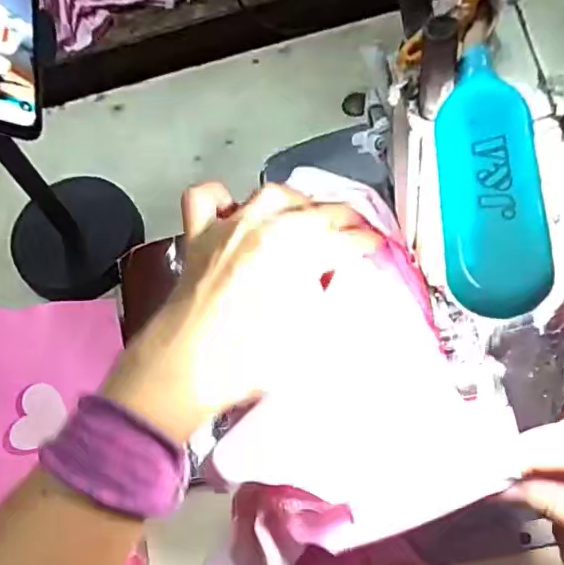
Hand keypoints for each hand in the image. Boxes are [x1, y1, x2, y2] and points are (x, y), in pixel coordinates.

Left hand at [102, 182, 382, 442]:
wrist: (188, 369)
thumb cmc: (245, 363)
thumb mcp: (306, 335)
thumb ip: (324, 299)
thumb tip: (330, 284)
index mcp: (297, 252)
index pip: (344, 238)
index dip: (365, 242)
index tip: (375, 246)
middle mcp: (263, 229)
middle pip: (312, 209)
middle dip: (340, 217)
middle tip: (352, 230)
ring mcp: (228, 230)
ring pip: (269, 195)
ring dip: (296, 202)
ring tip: (307, 215)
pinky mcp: (198, 239)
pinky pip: (208, 199)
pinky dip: (225, 199)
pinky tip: (235, 212)